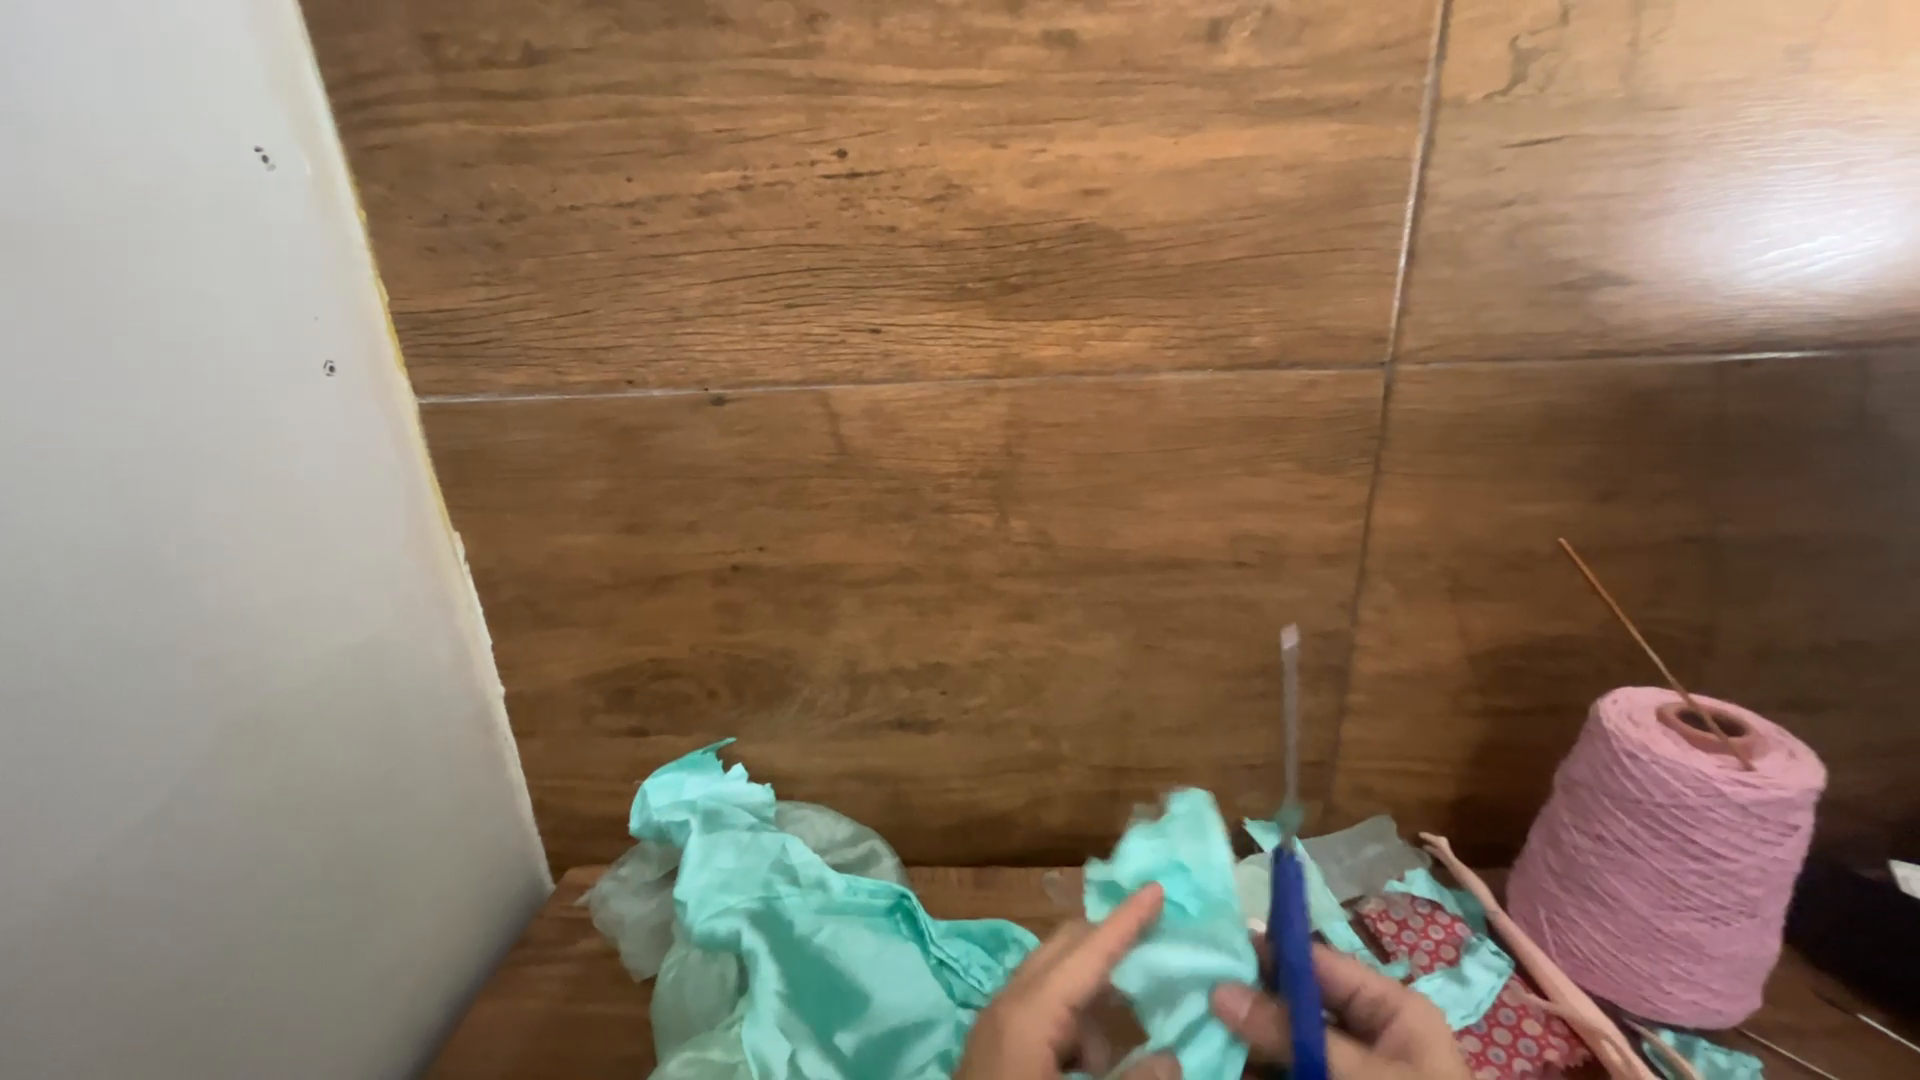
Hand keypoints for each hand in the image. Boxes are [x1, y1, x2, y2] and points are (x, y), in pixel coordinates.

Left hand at [956, 883, 1180, 1079]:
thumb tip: (1172, 1057)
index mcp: (1030, 1012)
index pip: (1088, 949)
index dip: (1126, 920)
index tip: (1157, 887)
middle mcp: (1010, 1003)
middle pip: (1066, 949)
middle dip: (1111, 948)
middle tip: (1156, 953)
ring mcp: (997, 1022)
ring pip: (1056, 981)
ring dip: (1094, 1002)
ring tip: (1115, 1054)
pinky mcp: (996, 1046)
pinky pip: (1044, 1012)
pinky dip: (1074, 1027)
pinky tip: (1090, 1070)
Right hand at [1212, 944, 1471, 1079]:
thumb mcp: (1362, 1077)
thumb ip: (1291, 1033)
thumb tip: (1220, 989)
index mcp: (1390, 1010)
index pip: (1318, 963)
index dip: (1266, 953)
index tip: (1212, 949)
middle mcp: (1365, 1034)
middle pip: (1293, 1002)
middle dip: (1246, 999)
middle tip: (1193, 990)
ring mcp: (1343, 1071)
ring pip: (1280, 1041)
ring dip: (1240, 1039)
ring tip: (1194, 1027)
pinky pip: (1279, 1073)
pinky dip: (1250, 1068)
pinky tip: (1215, 1062)